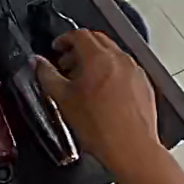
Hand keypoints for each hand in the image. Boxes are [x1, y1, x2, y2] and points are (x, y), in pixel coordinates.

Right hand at [34, 30, 159, 170]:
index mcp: (98, 57)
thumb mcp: (63, 100)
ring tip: (83, 81)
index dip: (64, 39)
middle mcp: (119, 59)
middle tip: (67, 62)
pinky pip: (125, 70)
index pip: (79, 34)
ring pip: (112, 55)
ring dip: (96, 60)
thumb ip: (47, 76)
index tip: (57, 47)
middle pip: (97, 40)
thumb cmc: (101, 128)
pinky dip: (112, 73)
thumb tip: (38, 64)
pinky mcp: (144, 85)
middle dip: (79, 47)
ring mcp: (135, 71)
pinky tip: (103, 94)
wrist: (131, 148)